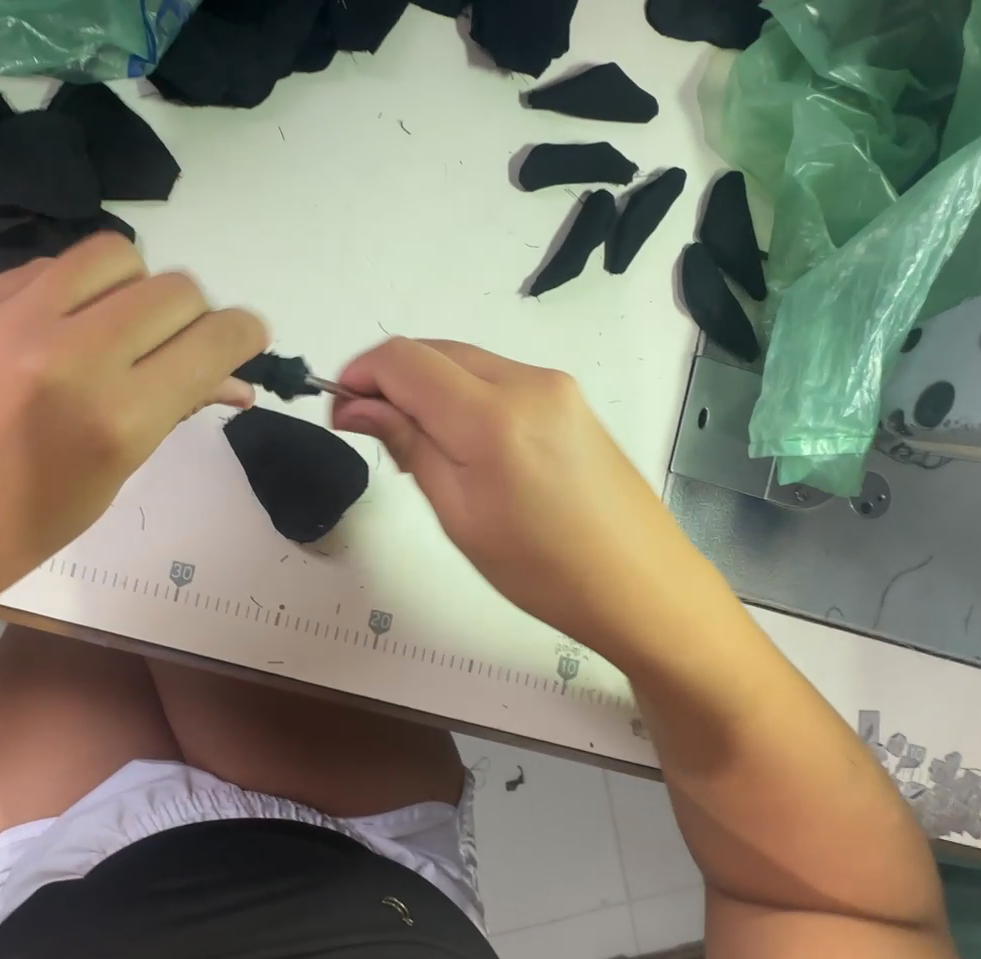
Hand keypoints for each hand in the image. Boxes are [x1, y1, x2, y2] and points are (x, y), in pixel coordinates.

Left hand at [0, 234, 265, 614]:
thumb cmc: (20, 532)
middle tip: (178, 346)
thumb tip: (226, 376)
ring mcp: (10, 321)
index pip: (213, 342)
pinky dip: (73, 292)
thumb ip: (169, 413)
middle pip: (175, 289)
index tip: (247, 338)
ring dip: (137, 287)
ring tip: (118, 328)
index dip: (246, 334)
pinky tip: (58, 330)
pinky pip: (49, 268)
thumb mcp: (110, 480)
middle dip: (196, 316)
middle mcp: (71, 354)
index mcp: (115, 419)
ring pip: (115, 255)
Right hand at [331, 338, 722, 661]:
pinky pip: (495, 378)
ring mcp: (554, 386)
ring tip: (414, 446)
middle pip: (432, 350)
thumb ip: (407, 445)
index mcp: (492, 415)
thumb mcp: (457, 514)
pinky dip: (459, 395)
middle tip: (368, 432)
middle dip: (387, 380)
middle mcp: (527, 382)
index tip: (340, 413)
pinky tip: (458, 442)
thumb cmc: (540, 568)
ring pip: (463, 361)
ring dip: (423, 387)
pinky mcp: (569, 399)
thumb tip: (358, 407)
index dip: (358, 376)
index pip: (402, 359)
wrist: (641, 586)